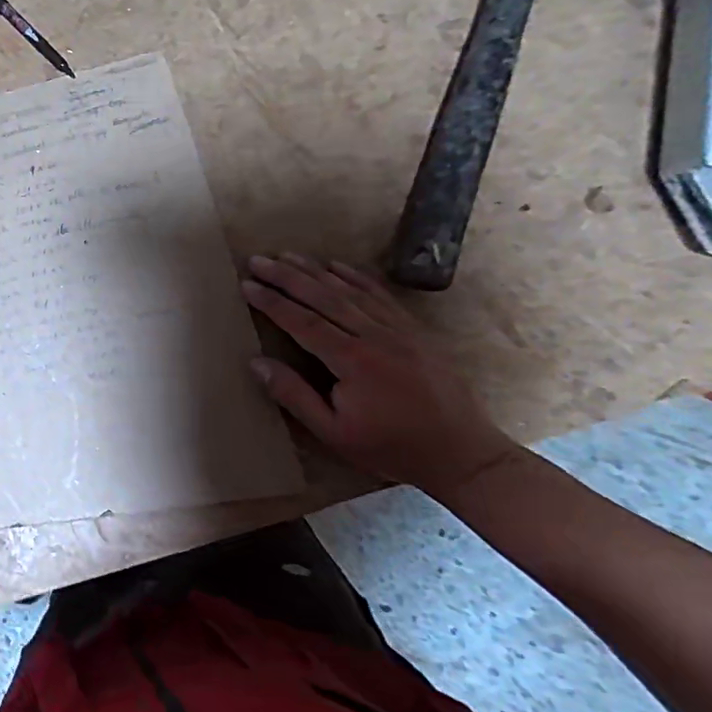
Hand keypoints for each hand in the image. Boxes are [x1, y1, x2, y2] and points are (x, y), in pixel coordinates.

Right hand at [241, 253, 520, 497]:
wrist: (464, 455)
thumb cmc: (391, 448)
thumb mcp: (333, 432)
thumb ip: (293, 395)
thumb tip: (256, 362)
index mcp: (354, 362)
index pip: (303, 322)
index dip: (272, 302)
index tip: (247, 285)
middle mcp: (377, 337)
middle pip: (324, 298)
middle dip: (287, 276)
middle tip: (258, 260)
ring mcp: (401, 332)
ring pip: (351, 292)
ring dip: (316, 271)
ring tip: (288, 256)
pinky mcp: (417, 333)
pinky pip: (382, 297)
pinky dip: (358, 279)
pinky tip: (338, 267)